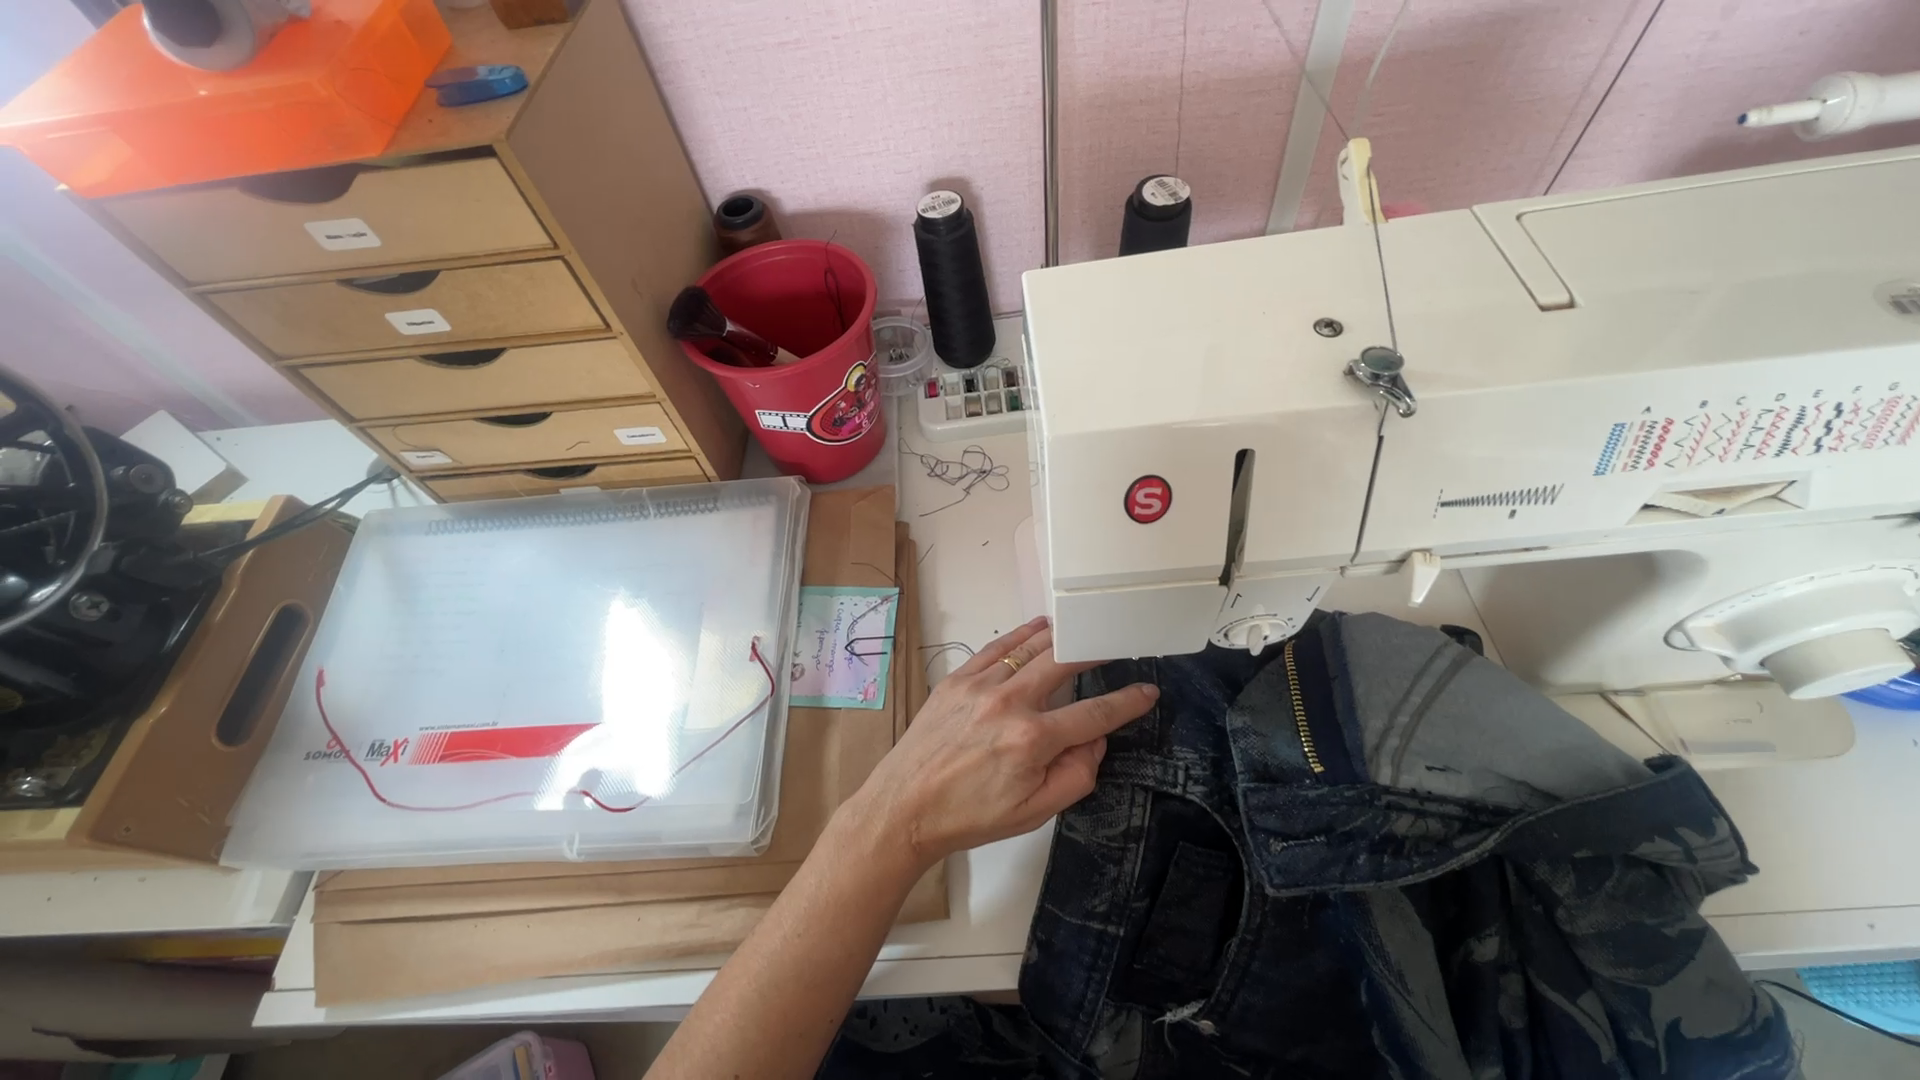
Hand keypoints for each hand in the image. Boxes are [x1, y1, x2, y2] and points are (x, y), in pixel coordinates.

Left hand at [844, 617, 1158, 869]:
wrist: (905, 807)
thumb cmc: (970, 816)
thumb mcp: (1035, 813)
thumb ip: (1076, 775)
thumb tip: (1095, 739)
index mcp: (1033, 740)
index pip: (1095, 714)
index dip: (1127, 702)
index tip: (1147, 692)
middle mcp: (1009, 704)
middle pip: (1065, 663)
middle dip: (1096, 651)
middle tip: (1114, 644)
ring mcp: (980, 686)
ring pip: (1031, 649)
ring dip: (1061, 636)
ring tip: (1081, 629)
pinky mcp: (956, 680)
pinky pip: (996, 648)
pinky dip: (1021, 635)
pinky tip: (1038, 628)